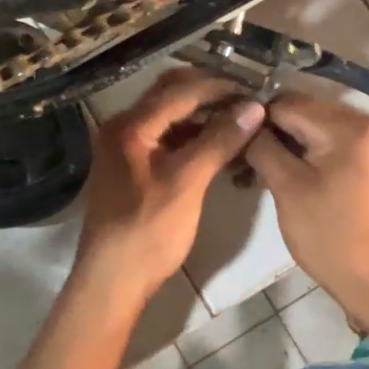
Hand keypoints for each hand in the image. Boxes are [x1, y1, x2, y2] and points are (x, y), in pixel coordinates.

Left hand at [75, 69, 266, 296]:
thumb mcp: (186, 183)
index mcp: (129, 126)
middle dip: (209, 93)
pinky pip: (166, 140)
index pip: (180, 90)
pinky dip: (192, 138)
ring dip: (202, 115)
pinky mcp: (132, 171)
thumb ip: (218, 141)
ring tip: (240, 121)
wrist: (111, 282)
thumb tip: (254, 107)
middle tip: (248, 99)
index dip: (220, 87)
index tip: (256, 90)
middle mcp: (122, 129)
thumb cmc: (147, 232)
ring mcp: (125, 150)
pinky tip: (219, 147)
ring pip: (169, 118)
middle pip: (170, 95)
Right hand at [243, 92, 368, 309]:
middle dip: (269, 131)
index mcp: (347, 127)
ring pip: (311, 128)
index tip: (230, 138)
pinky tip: (280, 173)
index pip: (287, 103)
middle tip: (239, 158)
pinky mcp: (365, 160)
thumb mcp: (287, 187)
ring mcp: (367, 142)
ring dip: (283, 143)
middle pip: (301, 112)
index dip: (255, 118)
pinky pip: (326, 143)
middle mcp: (363, 124)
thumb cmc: (327, 234)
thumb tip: (244, 121)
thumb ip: (263, 146)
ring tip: (254, 169)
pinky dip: (302, 153)